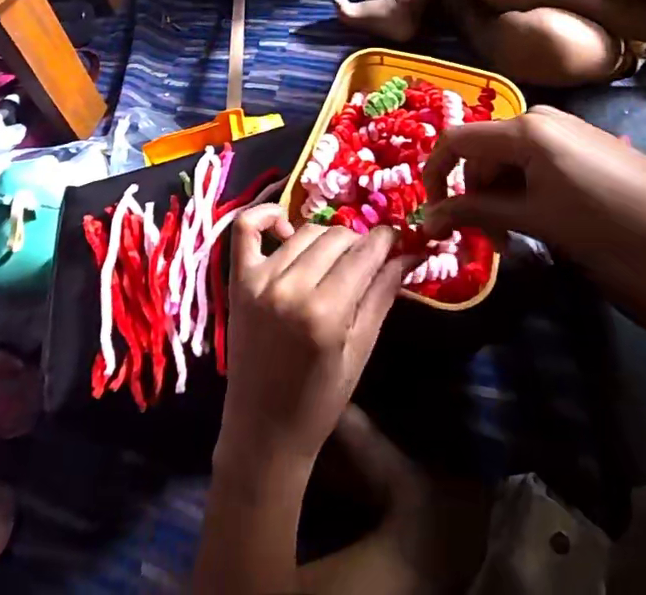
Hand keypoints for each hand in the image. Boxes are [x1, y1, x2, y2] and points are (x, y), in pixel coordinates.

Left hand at [220, 205, 412, 465]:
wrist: (263, 429)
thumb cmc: (319, 399)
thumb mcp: (360, 350)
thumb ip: (381, 296)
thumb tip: (408, 256)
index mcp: (325, 313)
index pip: (364, 255)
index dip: (385, 241)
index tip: (396, 239)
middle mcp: (290, 288)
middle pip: (336, 238)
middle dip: (359, 241)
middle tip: (368, 257)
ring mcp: (260, 281)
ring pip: (303, 232)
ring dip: (326, 236)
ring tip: (336, 255)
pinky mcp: (238, 281)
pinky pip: (245, 228)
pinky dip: (265, 216)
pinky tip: (285, 225)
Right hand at [421, 106, 645, 256]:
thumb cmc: (603, 216)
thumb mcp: (533, 217)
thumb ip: (476, 213)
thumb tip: (428, 221)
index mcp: (521, 129)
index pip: (456, 141)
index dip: (435, 174)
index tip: (434, 211)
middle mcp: (534, 116)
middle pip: (481, 154)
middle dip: (475, 197)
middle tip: (488, 241)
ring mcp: (556, 126)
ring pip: (504, 160)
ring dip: (498, 198)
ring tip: (513, 238)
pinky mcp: (573, 140)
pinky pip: (529, 160)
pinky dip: (521, 189)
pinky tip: (534, 219)